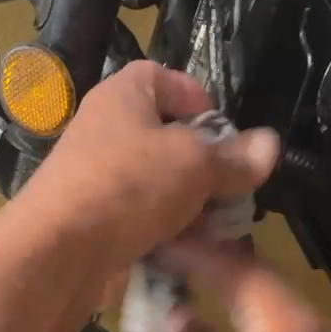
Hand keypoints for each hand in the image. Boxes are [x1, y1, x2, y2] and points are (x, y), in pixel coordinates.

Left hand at [10, 62, 278, 268]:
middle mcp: (108, 131)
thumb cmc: (128, 187)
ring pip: (160, 186)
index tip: (228, 134)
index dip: (200, 100)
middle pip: (169, 139)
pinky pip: (144, 220)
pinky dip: (167, 232)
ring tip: (217, 230)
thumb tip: (270, 145)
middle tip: (233, 193)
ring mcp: (101, 179)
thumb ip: (234, 158)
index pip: (166, 79)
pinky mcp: (98, 222)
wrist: (59, 252)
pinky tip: (188, 251)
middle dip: (206, 167)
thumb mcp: (194, 166)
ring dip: (192, 207)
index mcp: (124, 96)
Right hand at [164, 244, 330, 331]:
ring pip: (261, 290)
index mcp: (283, 325)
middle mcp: (301, 321)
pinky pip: (267, 312)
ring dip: (223, 274)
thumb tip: (173, 312)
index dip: (195, 253)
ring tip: (182, 262)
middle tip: (166, 243)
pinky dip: (237, 300)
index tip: (157, 242)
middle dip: (209, 255)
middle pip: (253, 271)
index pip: (236, 269)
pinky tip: (212, 299)